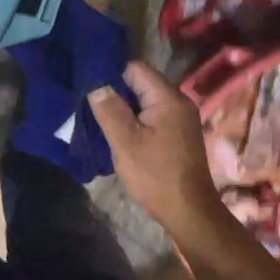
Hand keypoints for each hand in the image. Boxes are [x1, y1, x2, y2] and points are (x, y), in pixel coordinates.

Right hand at [88, 62, 219, 229]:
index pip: (135, 68)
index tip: (90, 89)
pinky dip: (137, 121)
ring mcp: (182, 118)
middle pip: (141, 83)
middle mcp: (179, 101)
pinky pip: (154, 115)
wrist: (189, 211)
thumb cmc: (155, 175)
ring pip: (146, 101)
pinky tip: (122, 135)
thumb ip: (109, 109)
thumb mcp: (125, 142)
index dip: (112, 75)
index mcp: (168, 98)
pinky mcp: (180, 133)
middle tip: (91, 107)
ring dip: (126, 109)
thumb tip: (96, 84)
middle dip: (117, 92)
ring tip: (102, 121)